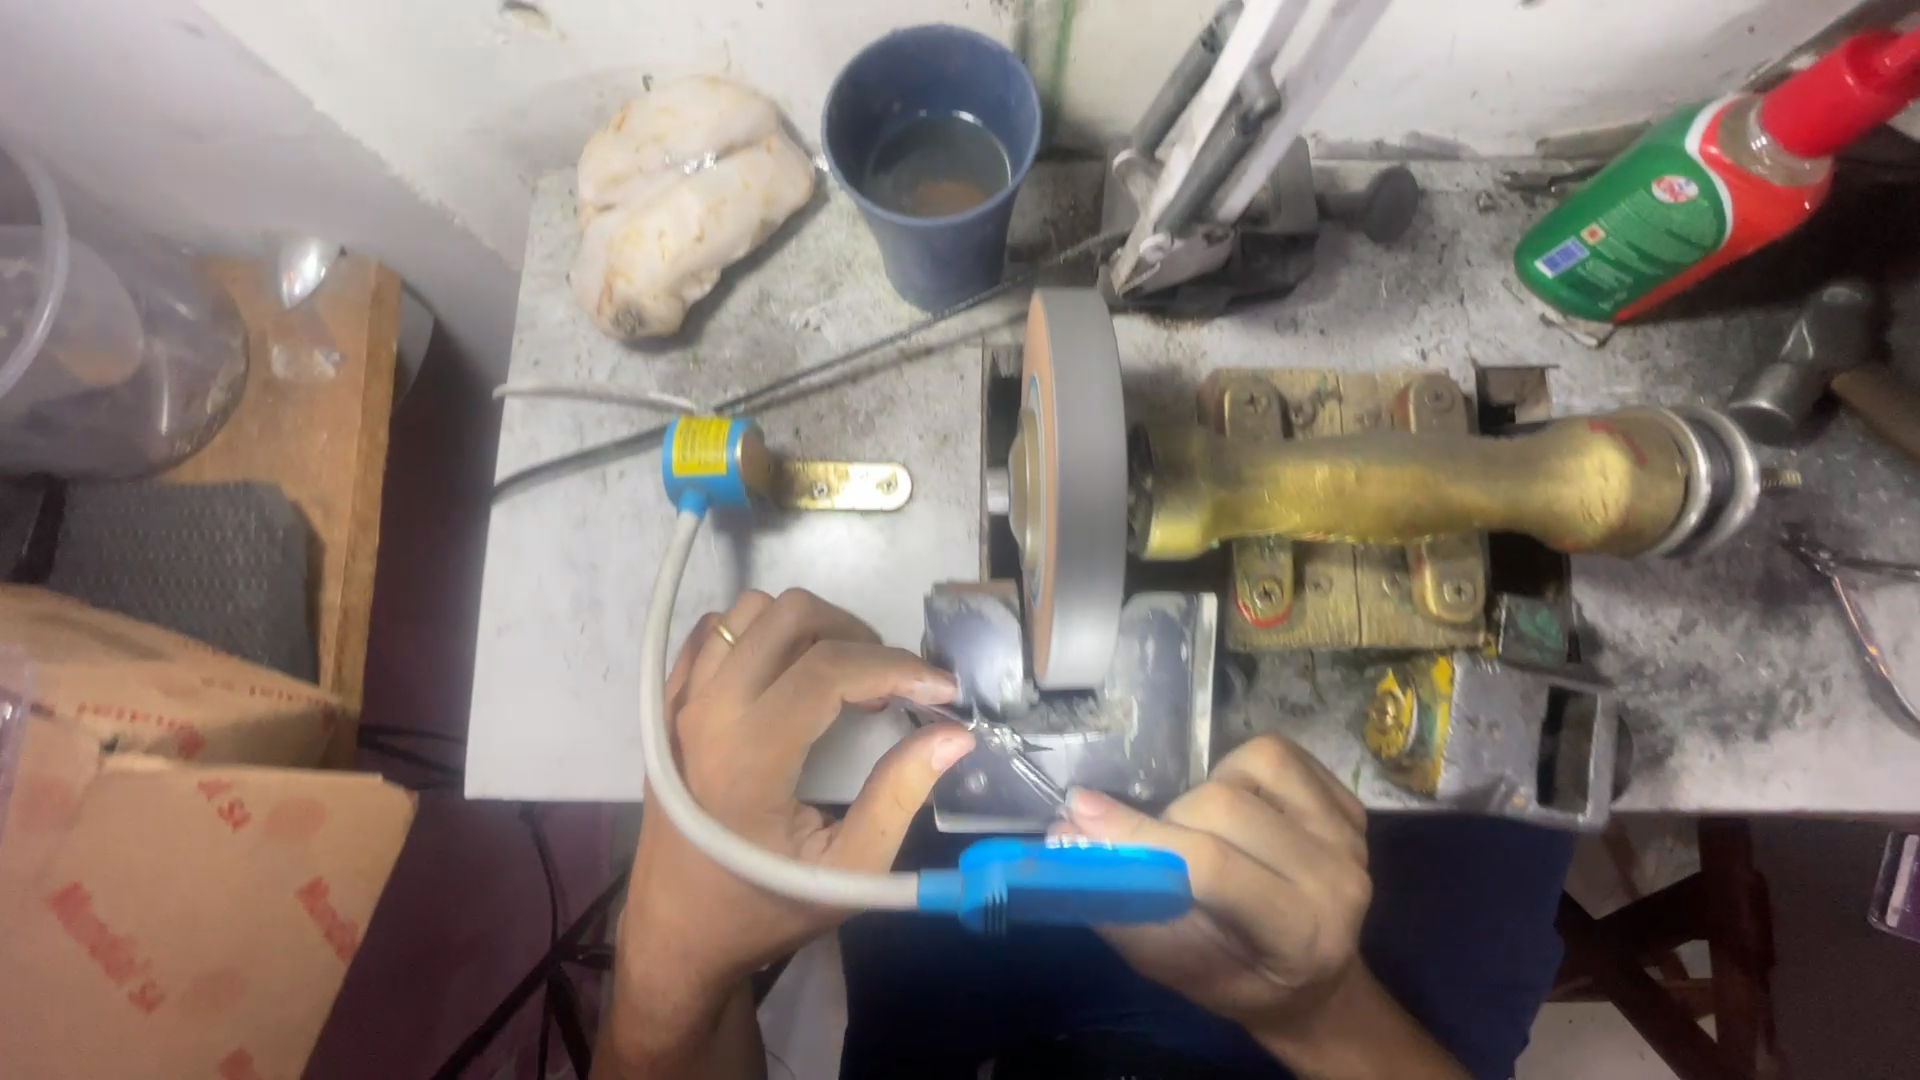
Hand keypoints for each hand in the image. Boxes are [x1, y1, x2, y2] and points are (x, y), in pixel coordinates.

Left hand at [623, 588, 975, 990]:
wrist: (676, 931)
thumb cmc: (762, 908)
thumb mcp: (846, 874)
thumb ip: (900, 796)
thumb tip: (954, 734)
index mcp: (747, 757)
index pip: (829, 669)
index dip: (897, 667)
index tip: (941, 688)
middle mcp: (707, 712)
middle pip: (792, 616)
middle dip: (858, 637)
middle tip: (890, 684)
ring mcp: (681, 700)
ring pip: (751, 611)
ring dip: (811, 628)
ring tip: (843, 675)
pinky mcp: (669, 701)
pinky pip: (716, 630)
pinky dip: (762, 633)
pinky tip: (789, 672)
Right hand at [1060, 734, 1371, 1035]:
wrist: (1313, 980)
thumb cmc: (1233, 977)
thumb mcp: (1167, 962)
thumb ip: (1116, 900)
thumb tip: (1064, 831)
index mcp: (1296, 934)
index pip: (1212, 867)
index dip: (1140, 835)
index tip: (1081, 811)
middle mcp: (1336, 881)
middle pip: (1226, 807)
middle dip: (1169, 818)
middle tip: (1156, 843)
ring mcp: (1349, 838)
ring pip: (1252, 765)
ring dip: (1207, 788)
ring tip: (1200, 824)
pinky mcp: (1349, 805)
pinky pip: (1277, 752)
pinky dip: (1239, 766)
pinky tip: (1238, 800)